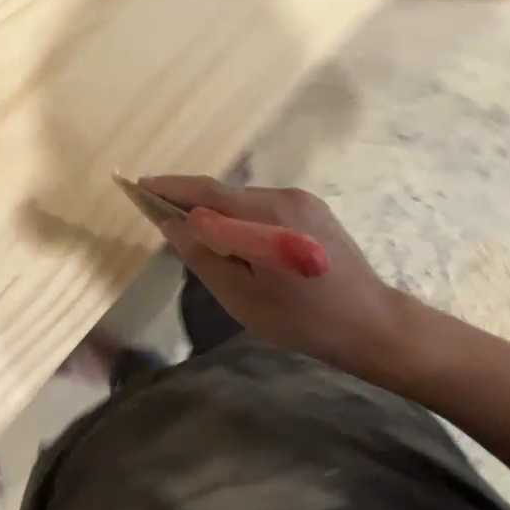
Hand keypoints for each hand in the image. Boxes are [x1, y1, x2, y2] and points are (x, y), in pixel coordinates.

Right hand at [138, 175, 413, 378]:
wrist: (369, 323)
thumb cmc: (301, 320)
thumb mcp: (242, 297)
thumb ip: (204, 256)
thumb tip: (172, 223)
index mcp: (265, 217)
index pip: (206, 192)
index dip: (171, 188)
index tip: (140, 187)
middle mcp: (284, 197)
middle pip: (225, 194)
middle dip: (192, 204)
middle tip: (164, 222)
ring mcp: (302, 200)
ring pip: (245, 201)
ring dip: (220, 215)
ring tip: (207, 246)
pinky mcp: (314, 209)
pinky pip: (265, 207)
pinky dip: (244, 219)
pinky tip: (244, 246)